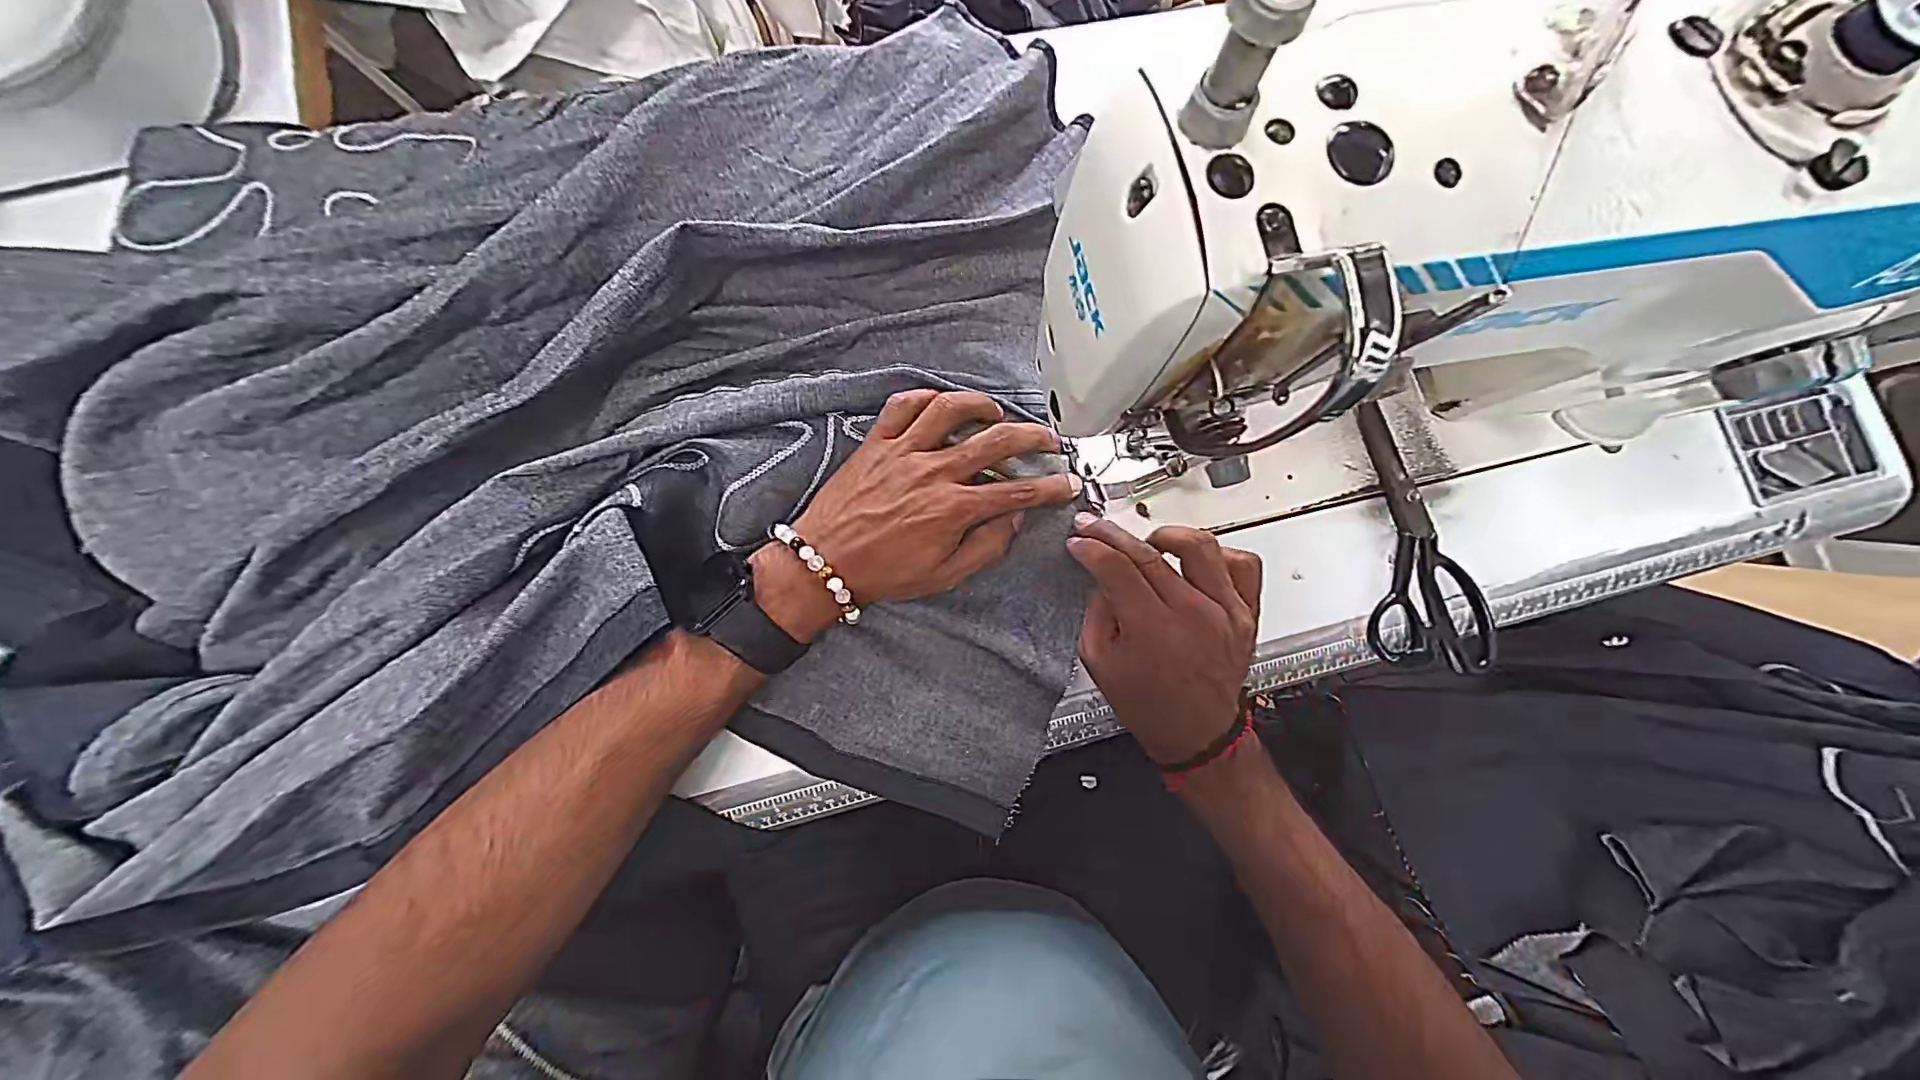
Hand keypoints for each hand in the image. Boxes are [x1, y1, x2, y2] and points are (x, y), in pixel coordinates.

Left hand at [755, 390, 1082, 639]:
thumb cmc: (882, 572)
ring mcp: (903, 453)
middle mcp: (932, 473)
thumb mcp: (944, 575)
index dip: (1049, 487)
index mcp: (952, 509)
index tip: (1064, 483)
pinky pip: (903, 405)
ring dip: (981, 405)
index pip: (1017, 492)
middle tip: (1046, 440)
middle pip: (996, 441)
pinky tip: (939, 403)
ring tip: (995, 413)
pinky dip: (926, 397)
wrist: (825, 563)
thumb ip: (986, 546)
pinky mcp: (877, 443)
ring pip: (951, 409)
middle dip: (1033, 437)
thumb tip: (1012, 520)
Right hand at [1067, 515, 1262, 765]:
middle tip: (1095, 528)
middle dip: (1113, 534)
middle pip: (1148, 553)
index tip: (1080, 542)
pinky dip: (1218, 553)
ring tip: (1149, 542)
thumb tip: (1103, 578)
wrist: (1198, 734)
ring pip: (1199, 545)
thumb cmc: (1152, 707)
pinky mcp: (1246, 613)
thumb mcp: (1099, 663)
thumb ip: (1097, 614)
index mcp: (1152, 630)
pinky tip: (1195, 561)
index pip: (1117, 567)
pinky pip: (1242, 564)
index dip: (1091, 548)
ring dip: (1166, 535)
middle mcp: (1193, 615)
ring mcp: (1225, 612)